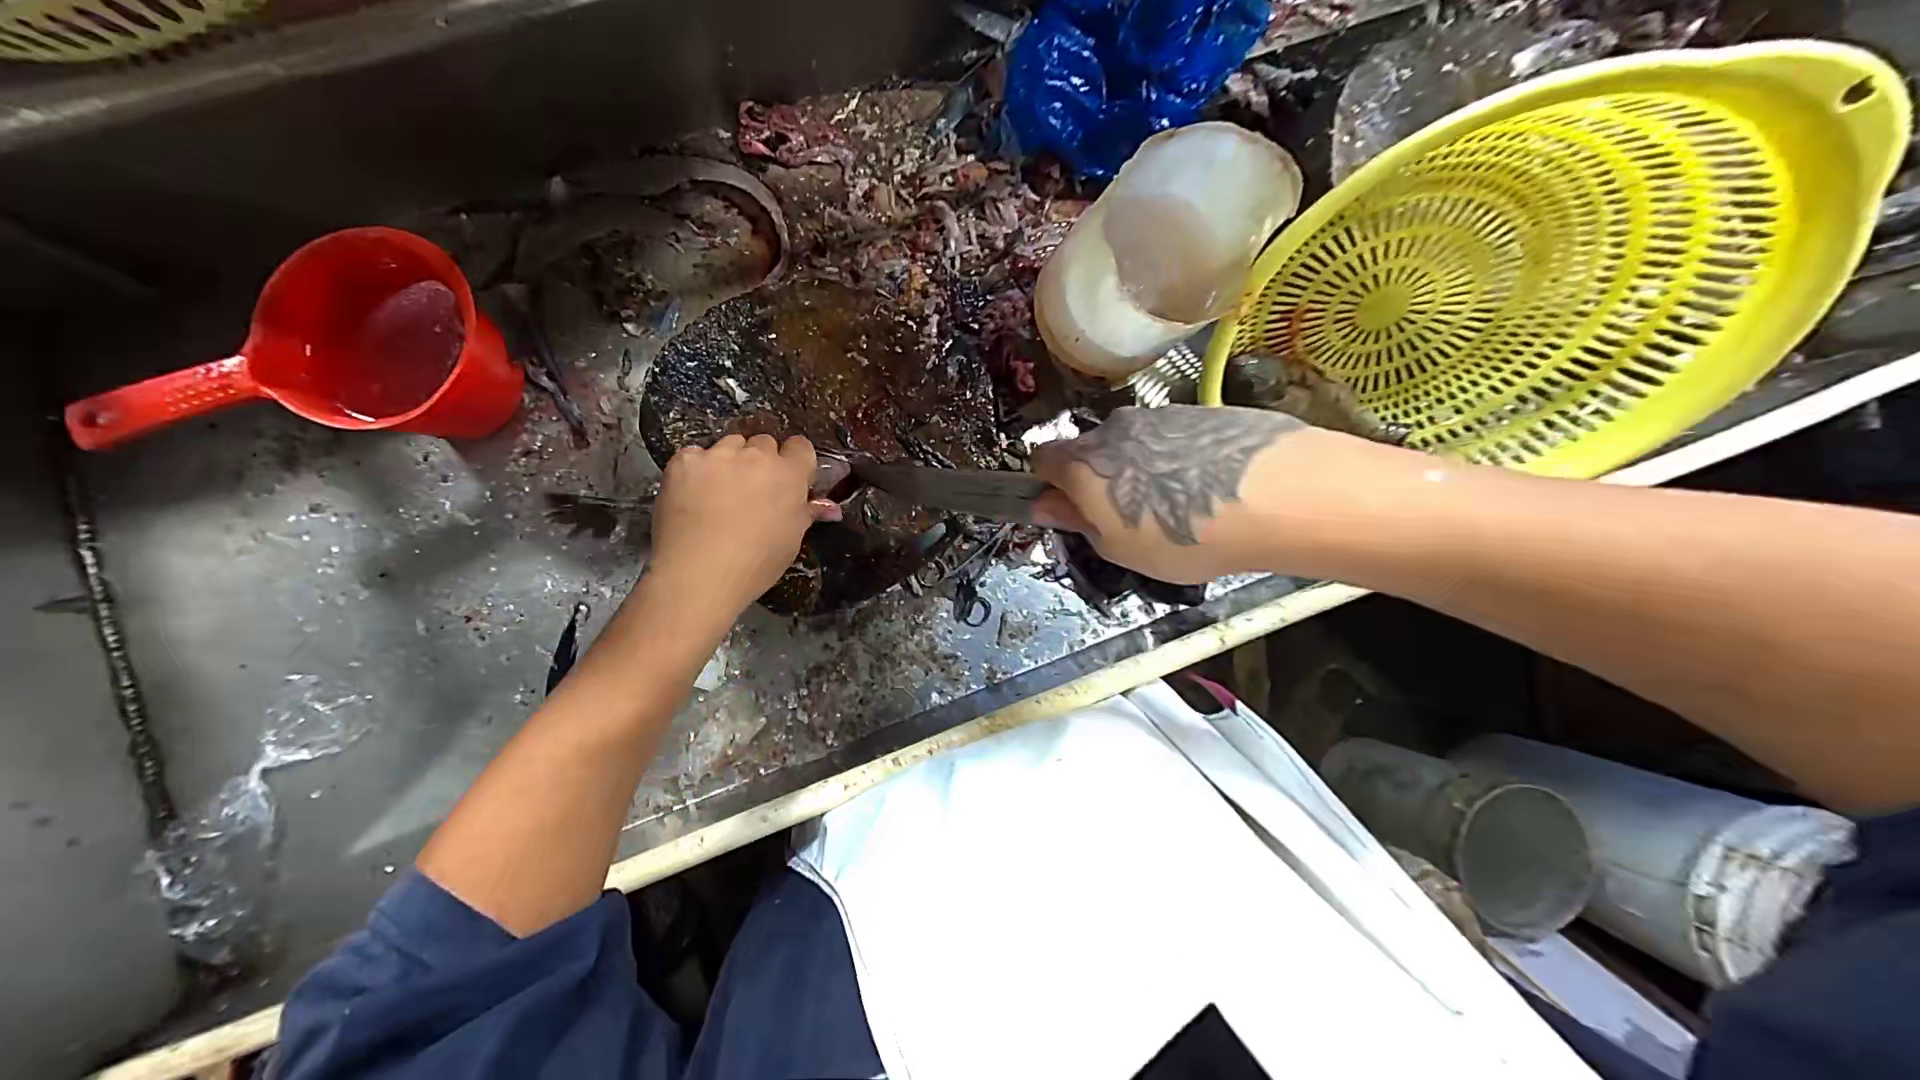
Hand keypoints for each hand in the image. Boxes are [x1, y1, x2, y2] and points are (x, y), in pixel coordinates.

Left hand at [648, 433, 837, 618]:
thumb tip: (829, 507)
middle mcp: (757, 457)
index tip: (787, 479)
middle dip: (760, 461)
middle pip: (764, 442)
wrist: (699, 573)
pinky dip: (695, 470)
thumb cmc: (755, 564)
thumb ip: (806, 513)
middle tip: (752, 490)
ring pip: (730, 444)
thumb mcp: (791, 541)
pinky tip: (691, 495)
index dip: (794, 461)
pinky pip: (695, 455)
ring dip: (729, 461)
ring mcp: (719, 456)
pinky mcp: (684, 461)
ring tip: (718, 492)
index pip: (800, 446)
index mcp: (790, 475)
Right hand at [1031, 405, 1312, 583]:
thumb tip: (1047, 505)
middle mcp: (1113, 429)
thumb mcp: (1119, 550)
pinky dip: (1177, 458)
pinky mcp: (1199, 411)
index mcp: (1082, 464)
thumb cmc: (1183, 535)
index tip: (1068, 509)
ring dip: (1139, 467)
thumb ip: (1077, 522)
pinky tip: (1208, 486)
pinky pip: (1172, 436)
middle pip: (1088, 448)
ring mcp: (1158, 415)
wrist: (1276, 493)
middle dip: (1097, 478)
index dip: (1049, 485)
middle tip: (1126, 517)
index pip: (1040, 459)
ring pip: (1132, 442)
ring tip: (1177, 504)